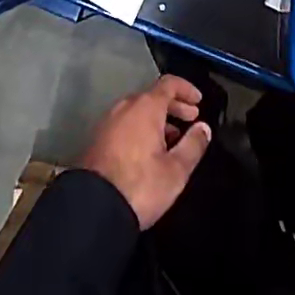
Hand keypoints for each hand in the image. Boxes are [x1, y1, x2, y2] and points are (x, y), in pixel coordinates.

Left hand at [78, 75, 212, 228]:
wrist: (91, 210)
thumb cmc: (139, 186)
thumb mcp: (176, 170)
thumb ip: (193, 145)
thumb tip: (203, 128)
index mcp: (145, 107)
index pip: (169, 83)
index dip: (187, 89)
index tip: (198, 101)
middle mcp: (125, 108)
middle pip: (153, 96)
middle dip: (174, 105)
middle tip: (190, 118)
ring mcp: (107, 123)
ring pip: (138, 111)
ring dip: (157, 119)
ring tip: (172, 139)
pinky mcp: (96, 140)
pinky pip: (125, 124)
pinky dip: (141, 128)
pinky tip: (148, 151)